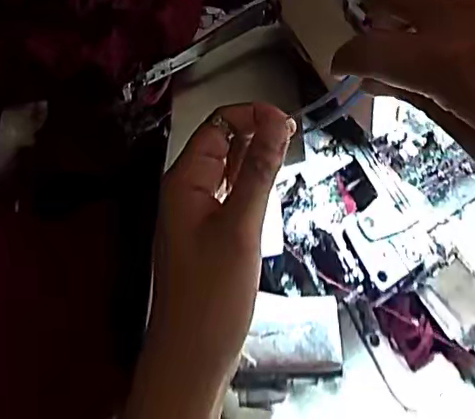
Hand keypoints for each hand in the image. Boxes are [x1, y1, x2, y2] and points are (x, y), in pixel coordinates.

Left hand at [126, 103, 292, 418]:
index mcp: (184, 180)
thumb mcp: (242, 226)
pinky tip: (268, 182)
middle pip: (222, 139)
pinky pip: (229, 188)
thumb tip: (276, 122)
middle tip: (290, 133)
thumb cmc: (209, 300)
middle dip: (255, 129)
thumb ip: (260, 169)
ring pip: (227, 164)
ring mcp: (195, 210)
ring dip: (254, 153)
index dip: (251, 113)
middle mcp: (186, 189)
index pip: (218, 123)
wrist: (191, 361)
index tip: (284, 119)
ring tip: (284, 151)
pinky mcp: (207, 229)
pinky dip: (250, 178)